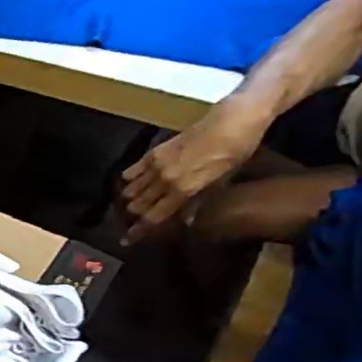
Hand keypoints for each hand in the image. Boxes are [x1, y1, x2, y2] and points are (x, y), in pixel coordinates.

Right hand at [119, 99, 269, 244]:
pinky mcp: (152, 153)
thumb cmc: (235, 152)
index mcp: (183, 190)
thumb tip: (184, 221)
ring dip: (131, 199)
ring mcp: (155, 166)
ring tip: (133, 203)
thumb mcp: (222, 180)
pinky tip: (131, 183)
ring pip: (131, 190)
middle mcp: (164, 180)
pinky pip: (131, 172)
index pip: (154, 216)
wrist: (232, 120)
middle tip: (133, 220)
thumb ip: (198, 201)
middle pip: (138, 205)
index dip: (139, 230)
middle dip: (134, 215)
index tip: (126, 240)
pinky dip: (129, 180)